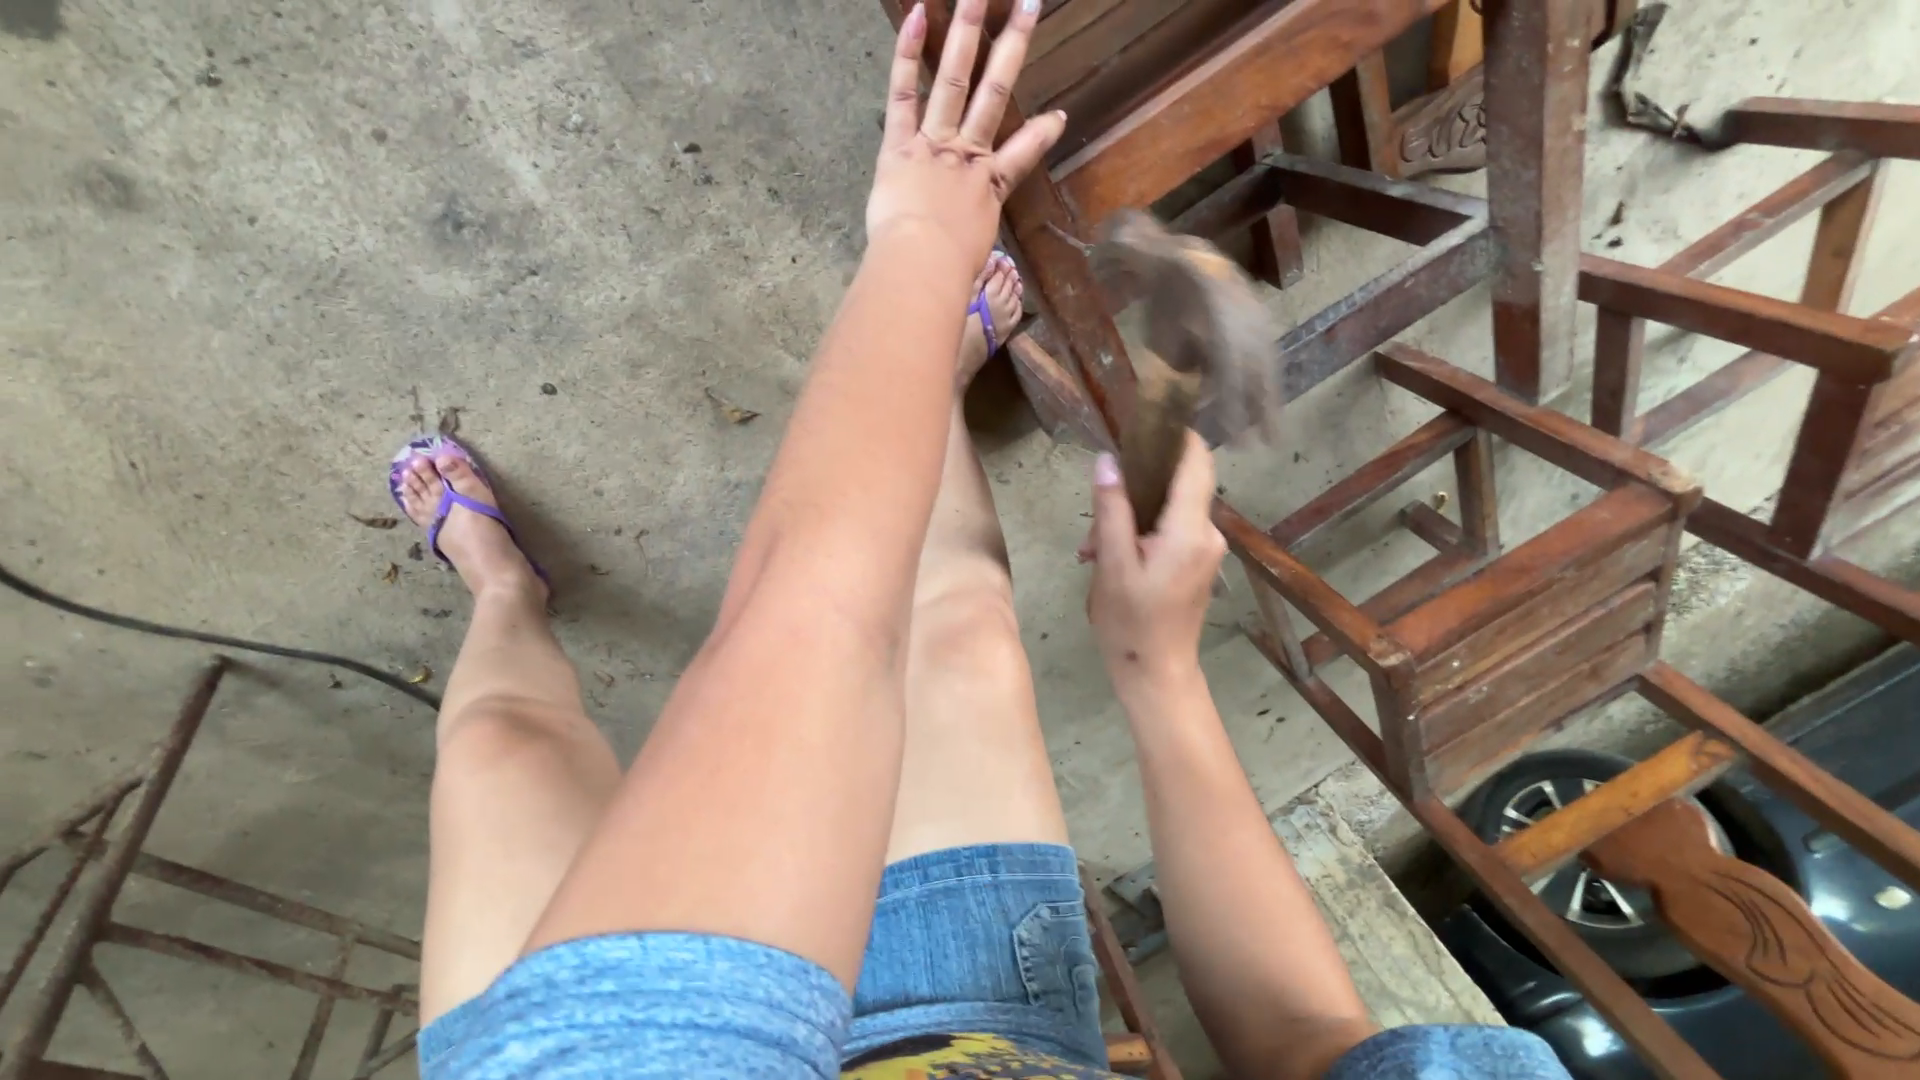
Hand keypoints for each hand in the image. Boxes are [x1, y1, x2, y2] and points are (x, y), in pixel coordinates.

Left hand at [866, 0, 1065, 268]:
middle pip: (994, 95)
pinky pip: (904, 94)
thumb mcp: (971, 260)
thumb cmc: (948, 273)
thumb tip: (965, 267)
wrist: (923, 264)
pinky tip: (919, 14)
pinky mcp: (900, 144)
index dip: (1042, 135)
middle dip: (1013, 47)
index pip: (1022, 155)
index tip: (1059, 115)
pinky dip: (909, 56)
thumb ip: (972, 249)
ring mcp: (936, 145)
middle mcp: (967, 157)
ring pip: (956, 81)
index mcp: (988, 189)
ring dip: (969, 33)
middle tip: (1030, 4)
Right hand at [1083, 432, 1227, 692]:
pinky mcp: (1197, 562)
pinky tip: (1109, 558)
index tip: (1143, 423)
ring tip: (1093, 550)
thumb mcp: (1111, 564)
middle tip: (1094, 522)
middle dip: (1133, 490)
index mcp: (1190, 530)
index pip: (1197, 461)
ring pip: (1168, 509)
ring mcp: (1205, 549)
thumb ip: (1111, 509)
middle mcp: (1208, 533)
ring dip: (1129, 518)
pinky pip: (1170, 530)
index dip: (1175, 435)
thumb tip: (1108, 460)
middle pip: (1177, 484)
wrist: (1157, 676)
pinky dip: (1140, 535)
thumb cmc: (1131, 624)